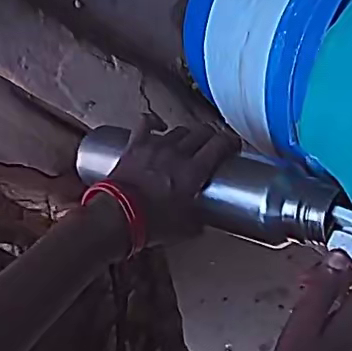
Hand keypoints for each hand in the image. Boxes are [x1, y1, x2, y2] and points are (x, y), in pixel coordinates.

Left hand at [102, 121, 238, 245]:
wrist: (117, 216)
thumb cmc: (150, 223)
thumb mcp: (186, 227)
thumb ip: (199, 219)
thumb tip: (202, 220)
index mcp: (194, 171)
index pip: (220, 144)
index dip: (231, 142)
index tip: (234, 146)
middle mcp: (177, 153)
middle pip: (201, 132)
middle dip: (211, 136)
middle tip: (213, 145)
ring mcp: (155, 146)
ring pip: (179, 130)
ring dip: (187, 135)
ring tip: (187, 143)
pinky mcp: (136, 145)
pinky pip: (147, 123)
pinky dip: (155, 122)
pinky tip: (159, 126)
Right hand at [269, 251, 351, 350]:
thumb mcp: (306, 315)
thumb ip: (325, 284)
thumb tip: (340, 256)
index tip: (337, 252)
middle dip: (340, 271)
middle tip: (314, 273)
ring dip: (334, 284)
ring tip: (308, 286)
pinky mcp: (350, 337)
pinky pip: (347, 307)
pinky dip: (332, 299)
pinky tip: (313, 302)